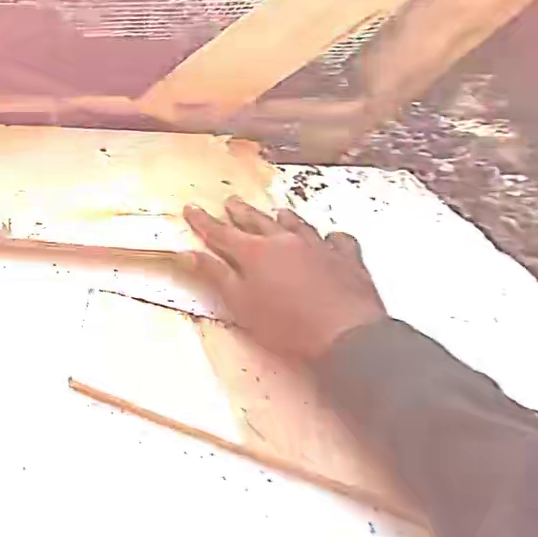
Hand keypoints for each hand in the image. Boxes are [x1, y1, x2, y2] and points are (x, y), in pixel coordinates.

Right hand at [182, 196, 386, 364]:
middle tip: (230, 201)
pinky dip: (329, 237)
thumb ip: (215, 275)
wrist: (346, 335)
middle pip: (257, 221)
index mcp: (255, 252)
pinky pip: (338, 240)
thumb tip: (189, 253)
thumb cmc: (286, 325)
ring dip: (283, 218)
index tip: (191, 208)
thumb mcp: (241, 303)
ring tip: (277, 212)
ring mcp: (318, 247)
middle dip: (241, 212)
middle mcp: (285, 241)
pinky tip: (330, 238)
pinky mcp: (347, 259)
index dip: (203, 221)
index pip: (221, 232)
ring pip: (297, 225)